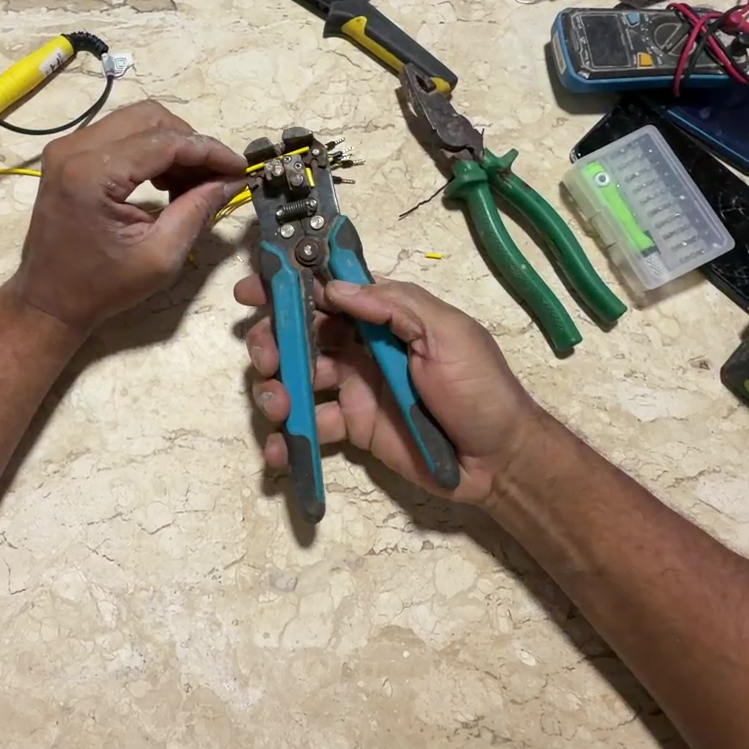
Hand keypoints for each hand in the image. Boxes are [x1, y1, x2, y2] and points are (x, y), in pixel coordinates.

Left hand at [13, 101, 246, 334]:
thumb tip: (232, 180)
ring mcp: (67, 148)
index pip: (165, 141)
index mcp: (93, 173)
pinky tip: (167, 181)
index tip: (239, 167)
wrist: (48, 300)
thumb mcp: (161, 256)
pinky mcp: (68, 155)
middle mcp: (74, 148)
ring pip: (136, 121)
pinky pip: (120, 135)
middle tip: (215, 176)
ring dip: (172, 145)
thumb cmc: (102, 288)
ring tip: (193, 183)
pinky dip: (150, 151)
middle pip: (150, 118)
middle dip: (191, 142)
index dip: (209, 150)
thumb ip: (198, 210)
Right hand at [235, 276, 549, 507]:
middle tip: (266, 357)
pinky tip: (280, 450)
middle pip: (299, 334)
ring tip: (279, 406)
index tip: (250, 291)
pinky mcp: (350, 428)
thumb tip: (334, 288)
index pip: (326, 292)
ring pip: (296, 378)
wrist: (497, 461)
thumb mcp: (448, 333)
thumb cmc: (479, 388)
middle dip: (271, 340)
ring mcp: (352, 388)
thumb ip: (394, 305)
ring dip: (274, 387)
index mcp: (383, 317)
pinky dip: (288, 438)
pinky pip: (310, 427)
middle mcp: (360, 347)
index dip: (286, 287)